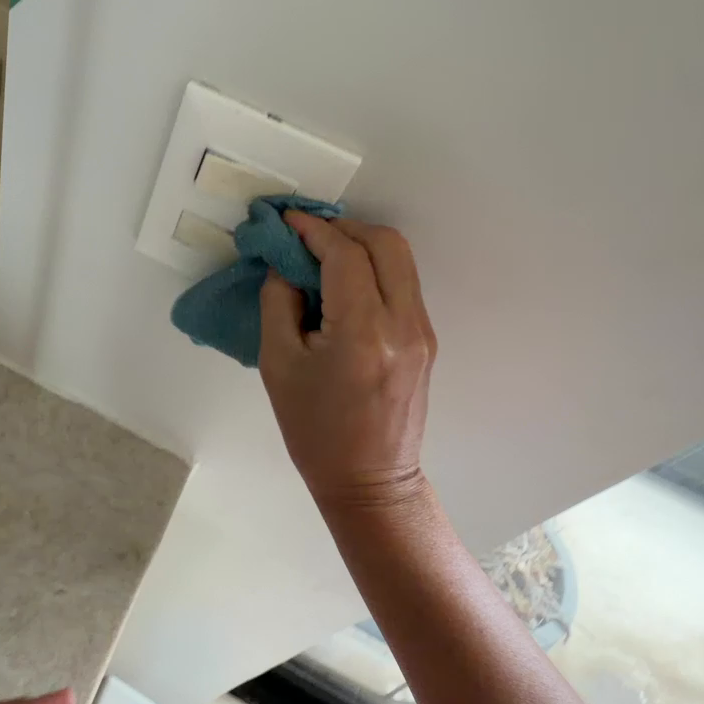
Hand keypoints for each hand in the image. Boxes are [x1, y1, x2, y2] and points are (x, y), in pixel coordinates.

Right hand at [260, 213, 436, 507]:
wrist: (368, 482)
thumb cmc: (314, 429)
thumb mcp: (278, 364)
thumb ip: (279, 302)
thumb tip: (285, 264)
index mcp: (363, 333)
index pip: (345, 255)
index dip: (313, 230)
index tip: (285, 221)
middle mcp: (403, 324)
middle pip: (385, 243)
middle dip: (343, 228)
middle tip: (306, 236)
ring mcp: (422, 331)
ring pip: (399, 259)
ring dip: (360, 245)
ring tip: (321, 254)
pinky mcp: (425, 339)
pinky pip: (401, 283)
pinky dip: (372, 268)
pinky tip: (341, 282)